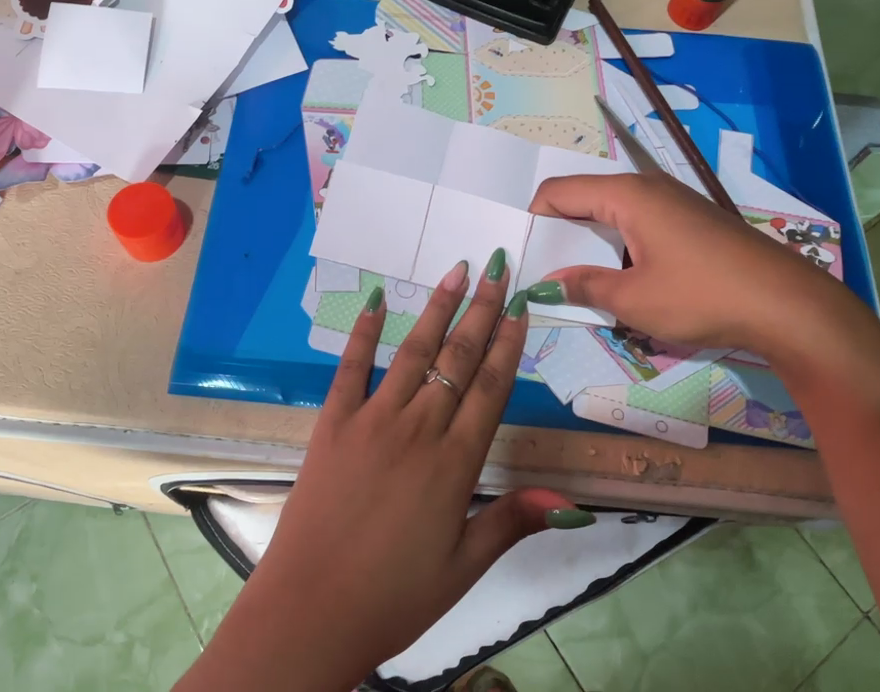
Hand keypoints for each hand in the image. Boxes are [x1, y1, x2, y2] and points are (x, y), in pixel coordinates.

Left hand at [177, 252, 588, 691]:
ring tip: (456, 271)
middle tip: (498, 269)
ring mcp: (371, 421)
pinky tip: (375, 301)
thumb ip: (512, 521)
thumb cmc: (394, 597)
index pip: (491, 388)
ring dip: (436, 309)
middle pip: (458, 358)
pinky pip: (350, 368)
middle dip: (482, 311)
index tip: (520, 306)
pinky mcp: (332, 424)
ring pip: (413, 353)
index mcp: (455, 463)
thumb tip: (570, 500)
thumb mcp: (464, 567)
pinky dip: (363, 332)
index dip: (509, 344)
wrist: (309, 611)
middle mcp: (418, 429)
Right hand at [527, 172, 868, 363]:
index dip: (533, 220)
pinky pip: (638, 224)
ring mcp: (672, 202)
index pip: (558, 191)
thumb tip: (548, 285)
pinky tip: (624, 280)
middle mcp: (646, 187)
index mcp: (626, 194)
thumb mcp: (634, 299)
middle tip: (545, 273)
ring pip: (612, 213)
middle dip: (559, 234)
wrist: (785, 304)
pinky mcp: (690, 221)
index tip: (523, 256)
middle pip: (584, 199)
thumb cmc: (701, 295)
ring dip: (591, 244)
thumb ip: (585, 287)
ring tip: (581, 282)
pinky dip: (619, 246)